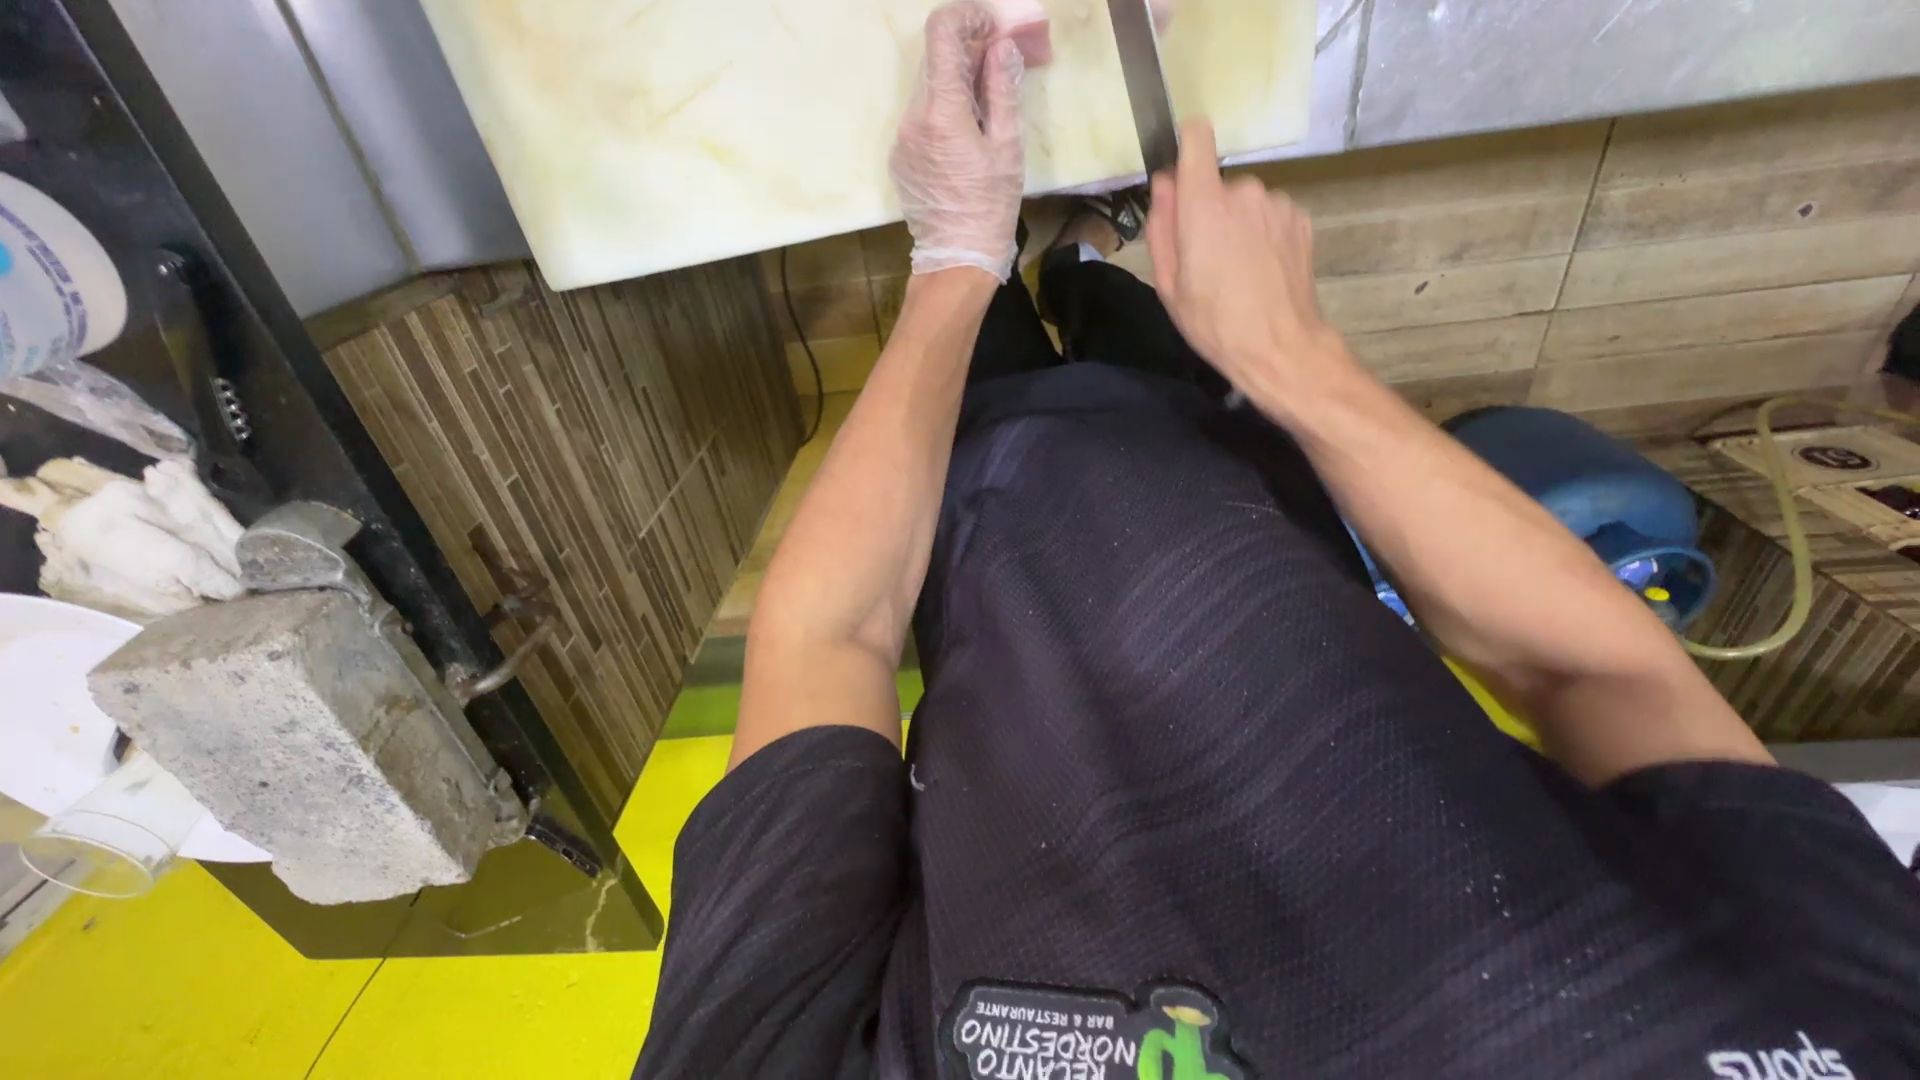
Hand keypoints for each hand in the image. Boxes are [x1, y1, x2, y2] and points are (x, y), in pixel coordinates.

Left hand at [890, 1, 1025, 280]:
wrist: (957, 257)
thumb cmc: (989, 207)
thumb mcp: (1007, 148)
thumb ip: (1002, 90)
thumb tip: (1000, 46)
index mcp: (940, 112)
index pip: (941, 34)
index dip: (967, 18)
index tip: (991, 27)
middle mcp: (912, 119)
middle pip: (935, 61)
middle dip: (967, 50)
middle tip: (999, 60)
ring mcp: (901, 140)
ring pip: (928, 90)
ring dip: (956, 83)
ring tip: (988, 99)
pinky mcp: (900, 158)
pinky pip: (921, 119)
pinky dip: (944, 111)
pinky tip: (967, 132)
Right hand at [1145, 120, 1351, 412]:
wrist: (1279, 346)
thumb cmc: (1214, 323)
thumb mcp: (1169, 285)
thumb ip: (1162, 227)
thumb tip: (1163, 184)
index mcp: (1204, 206)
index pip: (1196, 140)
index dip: (1186, 146)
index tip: (1181, 167)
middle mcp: (1244, 192)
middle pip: (1218, 185)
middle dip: (1209, 211)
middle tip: (1206, 259)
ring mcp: (1277, 204)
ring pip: (1246, 202)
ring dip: (1238, 225)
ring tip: (1238, 270)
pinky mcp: (1300, 219)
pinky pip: (1270, 216)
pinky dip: (1263, 235)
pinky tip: (1262, 270)